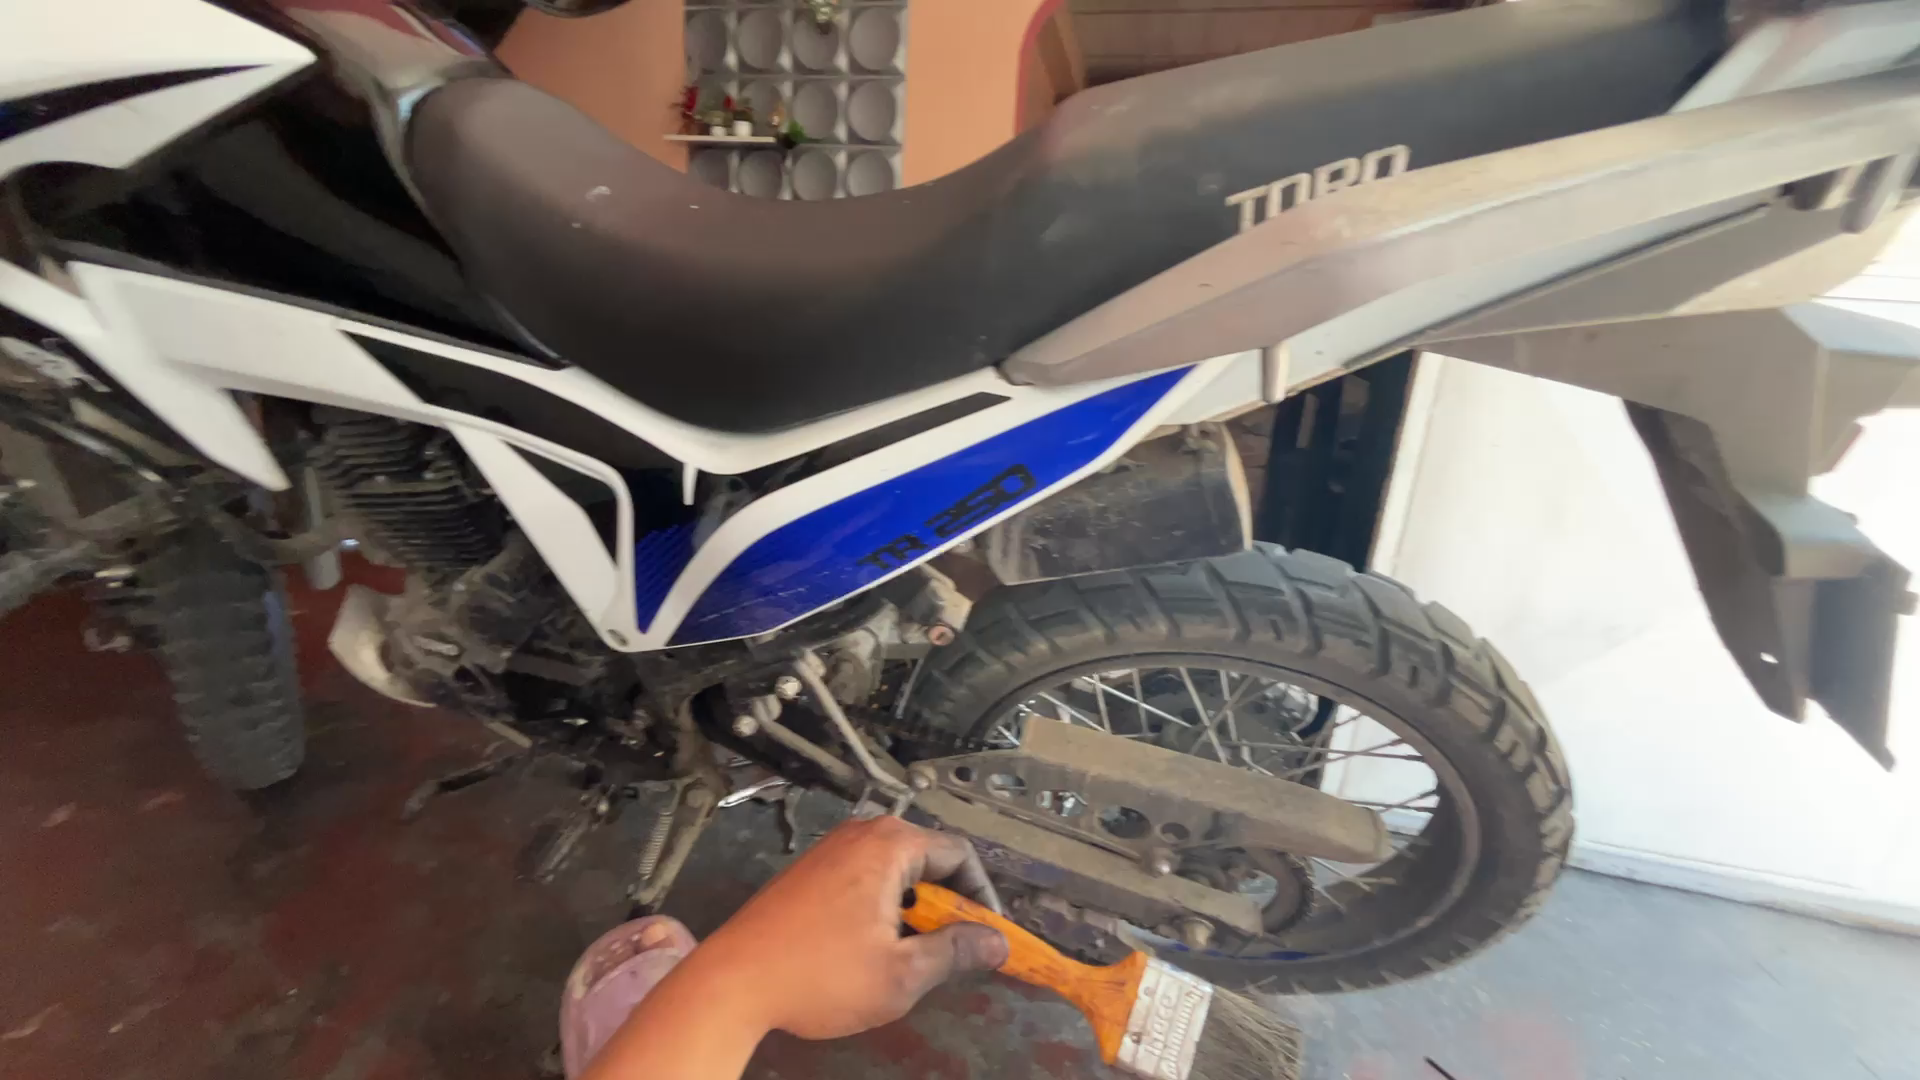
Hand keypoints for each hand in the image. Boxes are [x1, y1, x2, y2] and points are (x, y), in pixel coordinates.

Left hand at [699, 815, 1010, 1038]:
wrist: (735, 978)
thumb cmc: (820, 974)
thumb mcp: (900, 973)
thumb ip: (954, 951)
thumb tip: (996, 942)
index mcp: (891, 844)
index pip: (959, 854)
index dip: (982, 895)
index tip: (988, 934)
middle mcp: (865, 831)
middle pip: (928, 856)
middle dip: (947, 901)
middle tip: (951, 946)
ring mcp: (835, 845)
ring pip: (898, 866)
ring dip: (916, 903)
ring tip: (910, 949)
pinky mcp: (815, 864)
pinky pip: (868, 871)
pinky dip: (885, 900)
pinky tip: (871, 941)